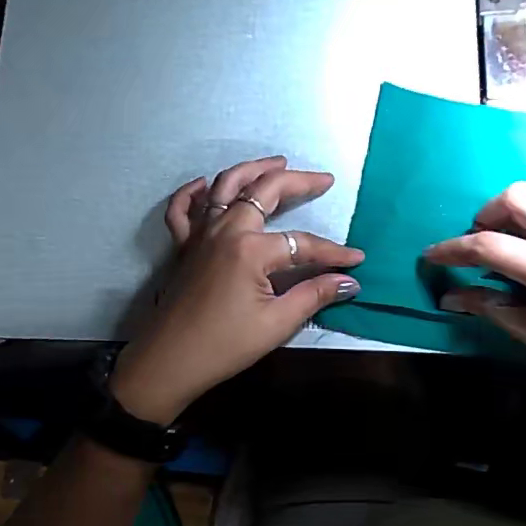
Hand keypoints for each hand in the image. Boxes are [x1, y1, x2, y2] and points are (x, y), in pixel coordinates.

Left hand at [110, 156, 363, 424]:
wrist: (168, 362)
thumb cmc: (225, 345)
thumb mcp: (277, 323)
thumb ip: (314, 294)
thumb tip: (349, 280)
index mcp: (250, 249)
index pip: (301, 243)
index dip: (332, 252)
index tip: (356, 260)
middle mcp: (225, 230)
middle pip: (265, 191)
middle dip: (298, 182)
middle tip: (324, 180)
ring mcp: (200, 235)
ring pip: (225, 187)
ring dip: (253, 170)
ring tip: (277, 163)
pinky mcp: (183, 247)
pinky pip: (183, 210)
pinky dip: (195, 192)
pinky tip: (206, 185)